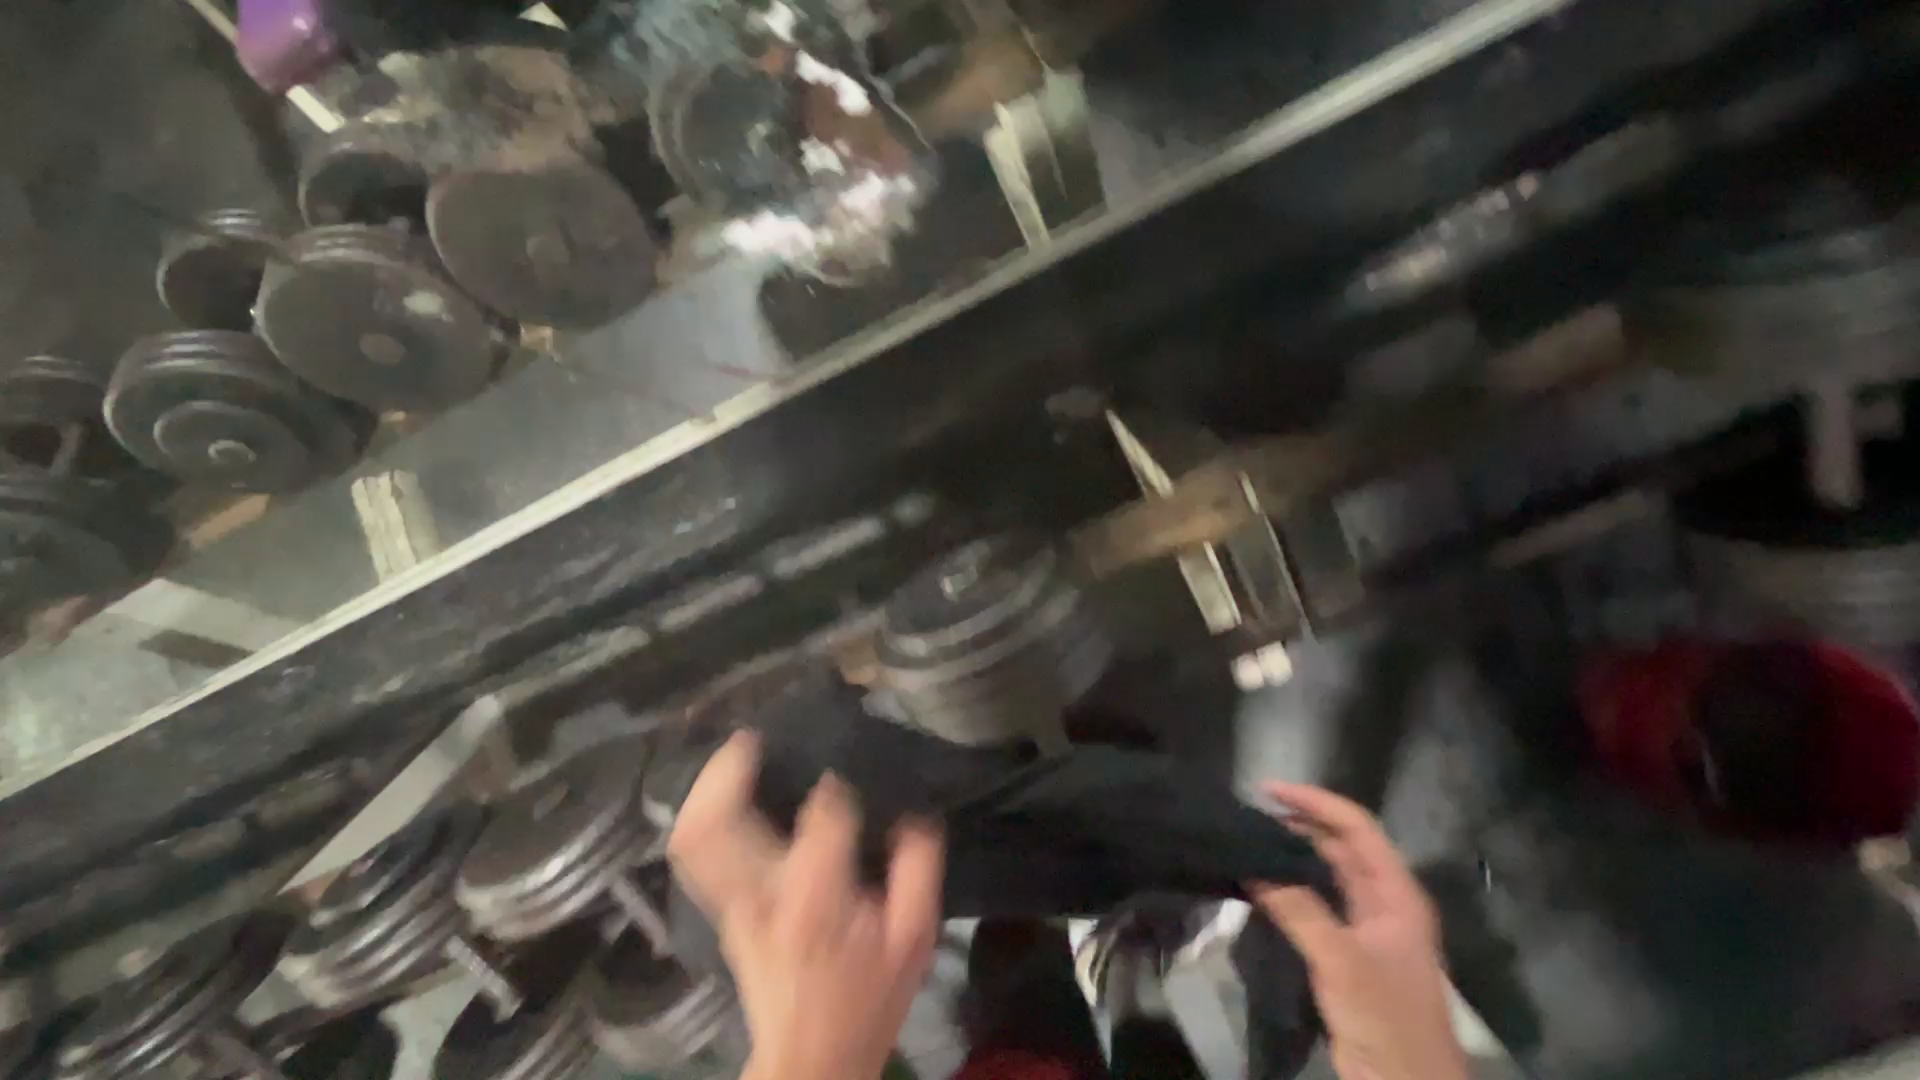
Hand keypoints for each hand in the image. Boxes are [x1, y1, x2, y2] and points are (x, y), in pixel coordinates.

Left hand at [668, 733, 944, 1079]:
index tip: (847, 773)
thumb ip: (918, 869)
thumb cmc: (868, 997)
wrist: (813, 1058)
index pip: (820, 814)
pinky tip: (730, 790)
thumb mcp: (915, 937)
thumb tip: (913, 815)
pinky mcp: (722, 910)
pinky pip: (699, 851)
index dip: (835, 786)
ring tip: (735, 753)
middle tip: (752, 737)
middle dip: (728, 770)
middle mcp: (761, 894)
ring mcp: (732, 904)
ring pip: (694, 838)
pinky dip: (708, 813)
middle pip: (717, 822)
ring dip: (707, 789)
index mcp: (816, 896)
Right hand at [1248, 783, 1468, 1079]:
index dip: (1316, 802)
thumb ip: (1298, 908)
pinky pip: (1313, 906)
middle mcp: (1383, 902)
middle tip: (1250, 814)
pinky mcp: (1345, 953)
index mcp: (1397, 894)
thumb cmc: (1387, 1019)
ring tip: (1247, 840)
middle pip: (1340, 846)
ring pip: (1324, 876)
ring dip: (1291, 856)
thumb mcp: (1342, 960)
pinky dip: (1287, 889)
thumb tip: (1252, 865)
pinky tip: (1257, 885)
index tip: (1269, 791)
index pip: (1357, 827)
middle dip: (1298, 824)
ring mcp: (1365, 929)